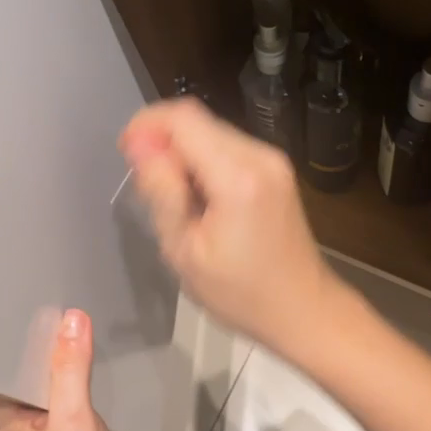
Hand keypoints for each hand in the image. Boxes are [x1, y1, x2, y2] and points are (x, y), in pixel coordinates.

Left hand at [0, 309, 114, 430]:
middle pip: (15, 352)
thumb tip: (74, 318)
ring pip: (29, 360)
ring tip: (72, 316)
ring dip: (50, 346)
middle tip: (67, 300)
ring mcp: (8, 404)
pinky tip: (74, 346)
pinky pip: (39, 373)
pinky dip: (56, 363)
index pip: (0, 348)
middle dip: (41, 332)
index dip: (25, 323)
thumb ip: (71, 372)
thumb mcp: (75, 423)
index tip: (48, 297)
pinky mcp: (27, 407)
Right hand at [119, 98, 338, 355]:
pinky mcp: (275, 169)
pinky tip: (197, 197)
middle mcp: (260, 156)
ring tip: (170, 196)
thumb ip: (162, 192)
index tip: (126, 152)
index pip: (183, 119)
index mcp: (237, 177)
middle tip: (145, 183)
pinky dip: (202, 160)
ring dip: (182, 151)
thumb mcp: (185, 252)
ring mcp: (272, 160)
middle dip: (162, 140)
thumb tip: (139, 145)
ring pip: (211, 131)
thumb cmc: (240, 294)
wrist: (305, 311)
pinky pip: (228, 147)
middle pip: (198, 121)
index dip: (147, 124)